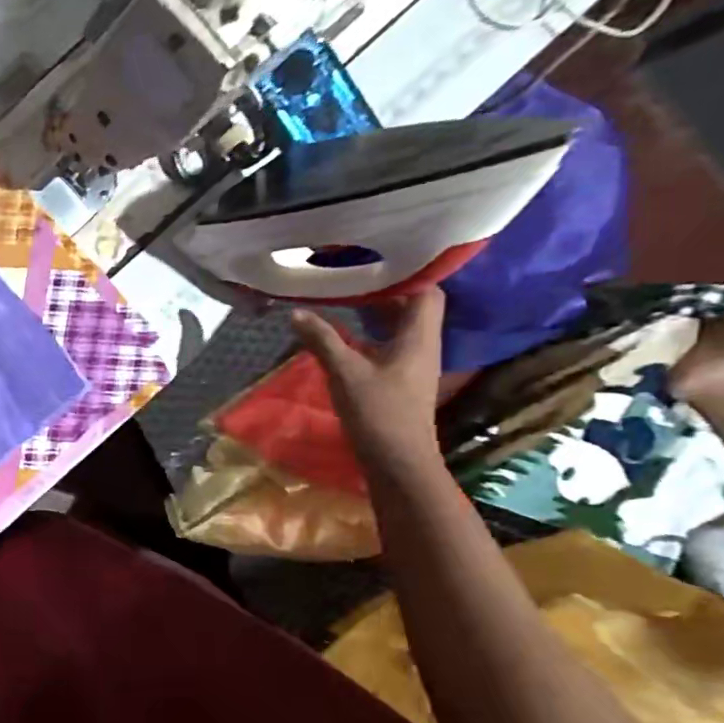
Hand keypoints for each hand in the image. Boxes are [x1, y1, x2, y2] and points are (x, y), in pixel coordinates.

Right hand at [292, 287, 443, 468]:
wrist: (398, 463)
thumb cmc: (378, 414)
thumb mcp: (345, 372)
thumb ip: (322, 339)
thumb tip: (296, 312)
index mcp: (419, 337)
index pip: (427, 291)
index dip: (408, 272)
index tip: (376, 259)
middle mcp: (423, 345)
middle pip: (414, 305)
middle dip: (386, 288)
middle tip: (353, 275)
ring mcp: (414, 364)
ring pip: (402, 326)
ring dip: (378, 311)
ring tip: (346, 297)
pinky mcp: (402, 380)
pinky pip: (391, 344)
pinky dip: (372, 333)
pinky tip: (347, 333)